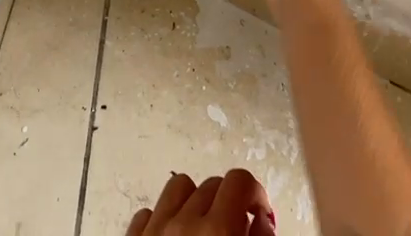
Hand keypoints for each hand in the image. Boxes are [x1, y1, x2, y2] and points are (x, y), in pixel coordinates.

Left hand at [125, 169, 276, 235]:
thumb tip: (263, 222)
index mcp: (218, 229)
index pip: (241, 181)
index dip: (255, 194)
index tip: (260, 211)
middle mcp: (184, 223)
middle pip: (212, 184)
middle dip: (228, 201)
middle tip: (236, 226)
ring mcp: (153, 230)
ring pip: (178, 189)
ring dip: (194, 202)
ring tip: (204, 226)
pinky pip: (148, 214)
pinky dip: (164, 220)